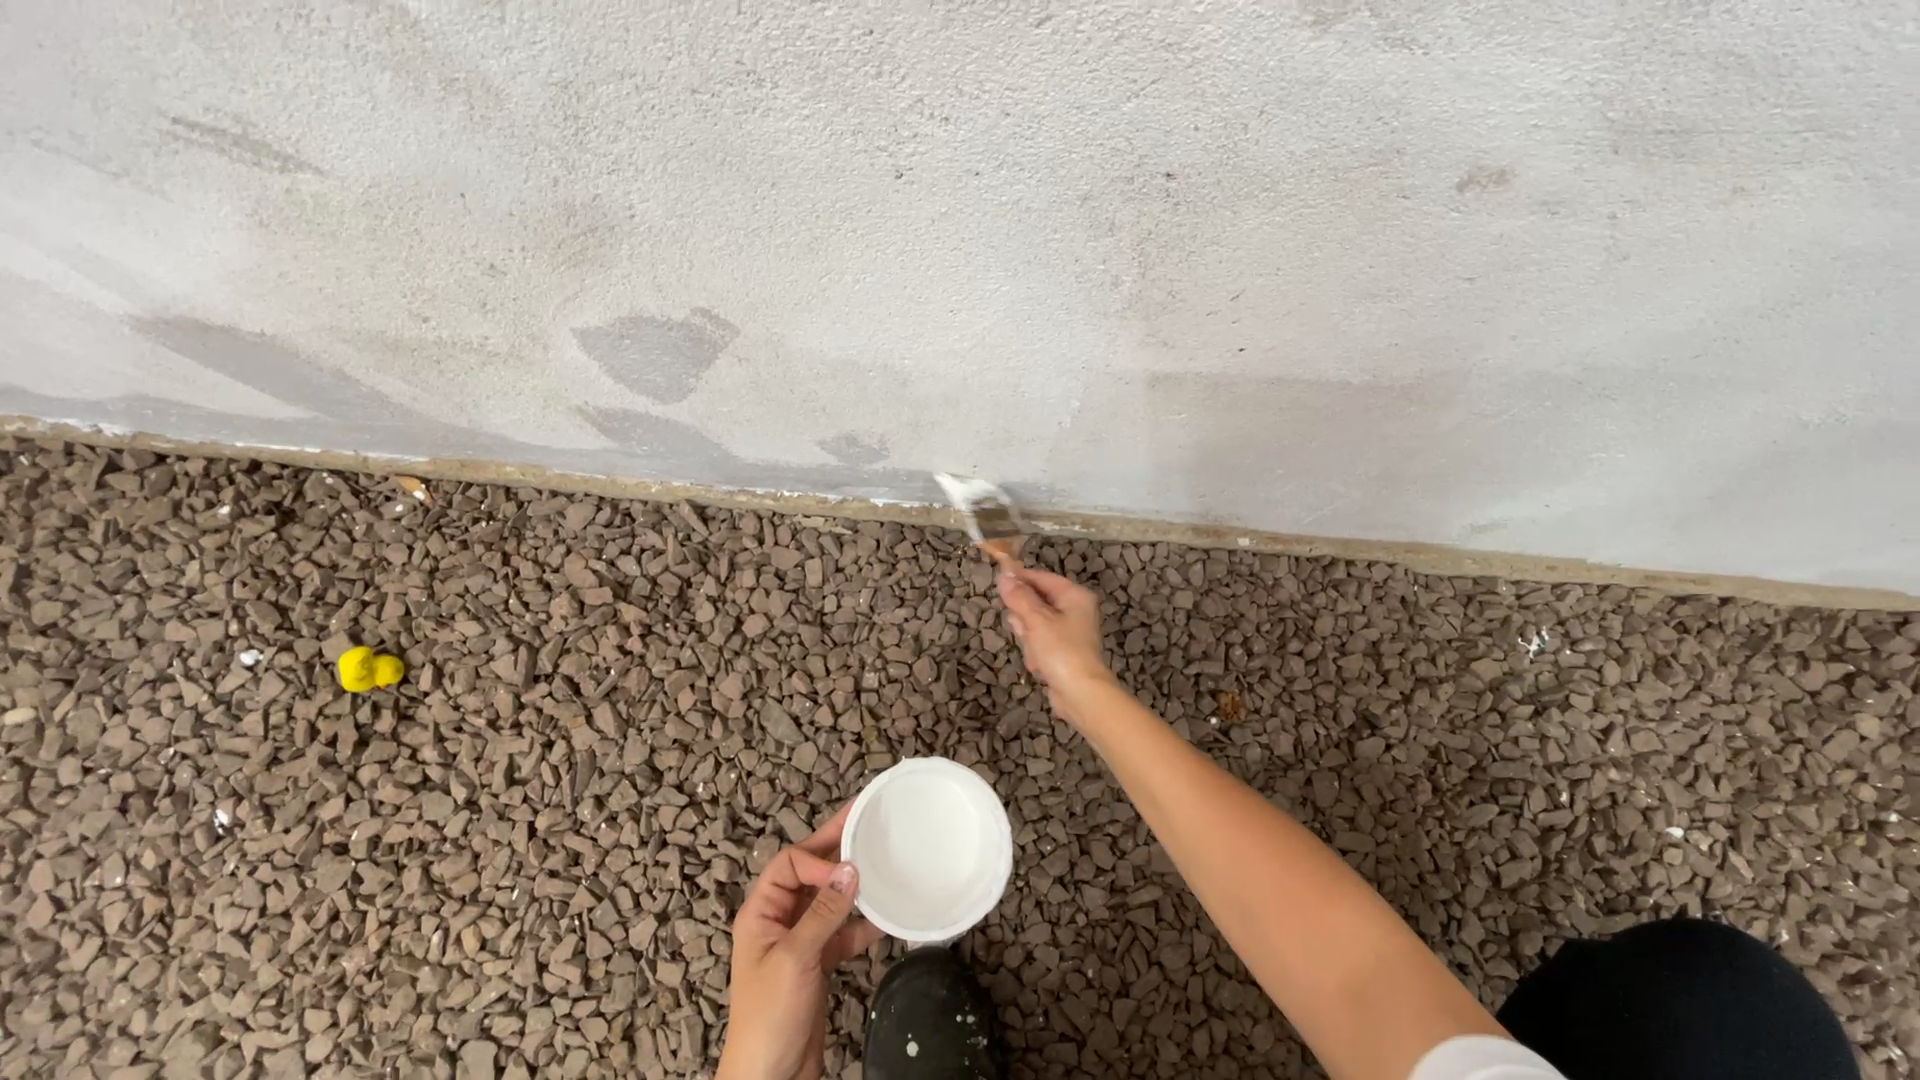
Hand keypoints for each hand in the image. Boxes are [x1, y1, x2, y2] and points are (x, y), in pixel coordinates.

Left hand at [717, 803, 885, 1079]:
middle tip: (867, 818)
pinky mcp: (817, 963)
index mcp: (760, 912)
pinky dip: (861, 924)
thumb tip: (850, 869)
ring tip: (883, 862)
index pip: (790, 864)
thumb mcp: (795, 959)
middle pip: (808, 873)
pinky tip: (885, 919)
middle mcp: (778, 920)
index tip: (848, 871)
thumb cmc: (770, 1015)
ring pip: (828, 900)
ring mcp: (799, 942)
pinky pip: (841, 932)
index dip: (818, 859)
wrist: (770, 1076)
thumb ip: (823, 913)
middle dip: (836, 848)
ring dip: (853, 886)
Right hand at [996, 567, 1115, 720]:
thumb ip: (1019, 596)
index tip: (998, 583)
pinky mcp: (1064, 651)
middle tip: (1023, 629)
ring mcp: (1070, 631)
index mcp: (1075, 596)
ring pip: (1035, 624)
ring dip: (1029, 638)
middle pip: (1037, 602)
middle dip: (1024, 617)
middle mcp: (1075, 610)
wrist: (1081, 693)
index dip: (1020, 579)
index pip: (1042, 578)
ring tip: (1034, 652)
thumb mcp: (1036, 620)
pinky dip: (1036, 652)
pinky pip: (1041, 642)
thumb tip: (1005, 575)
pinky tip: (1038, 665)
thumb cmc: (1060, 651)